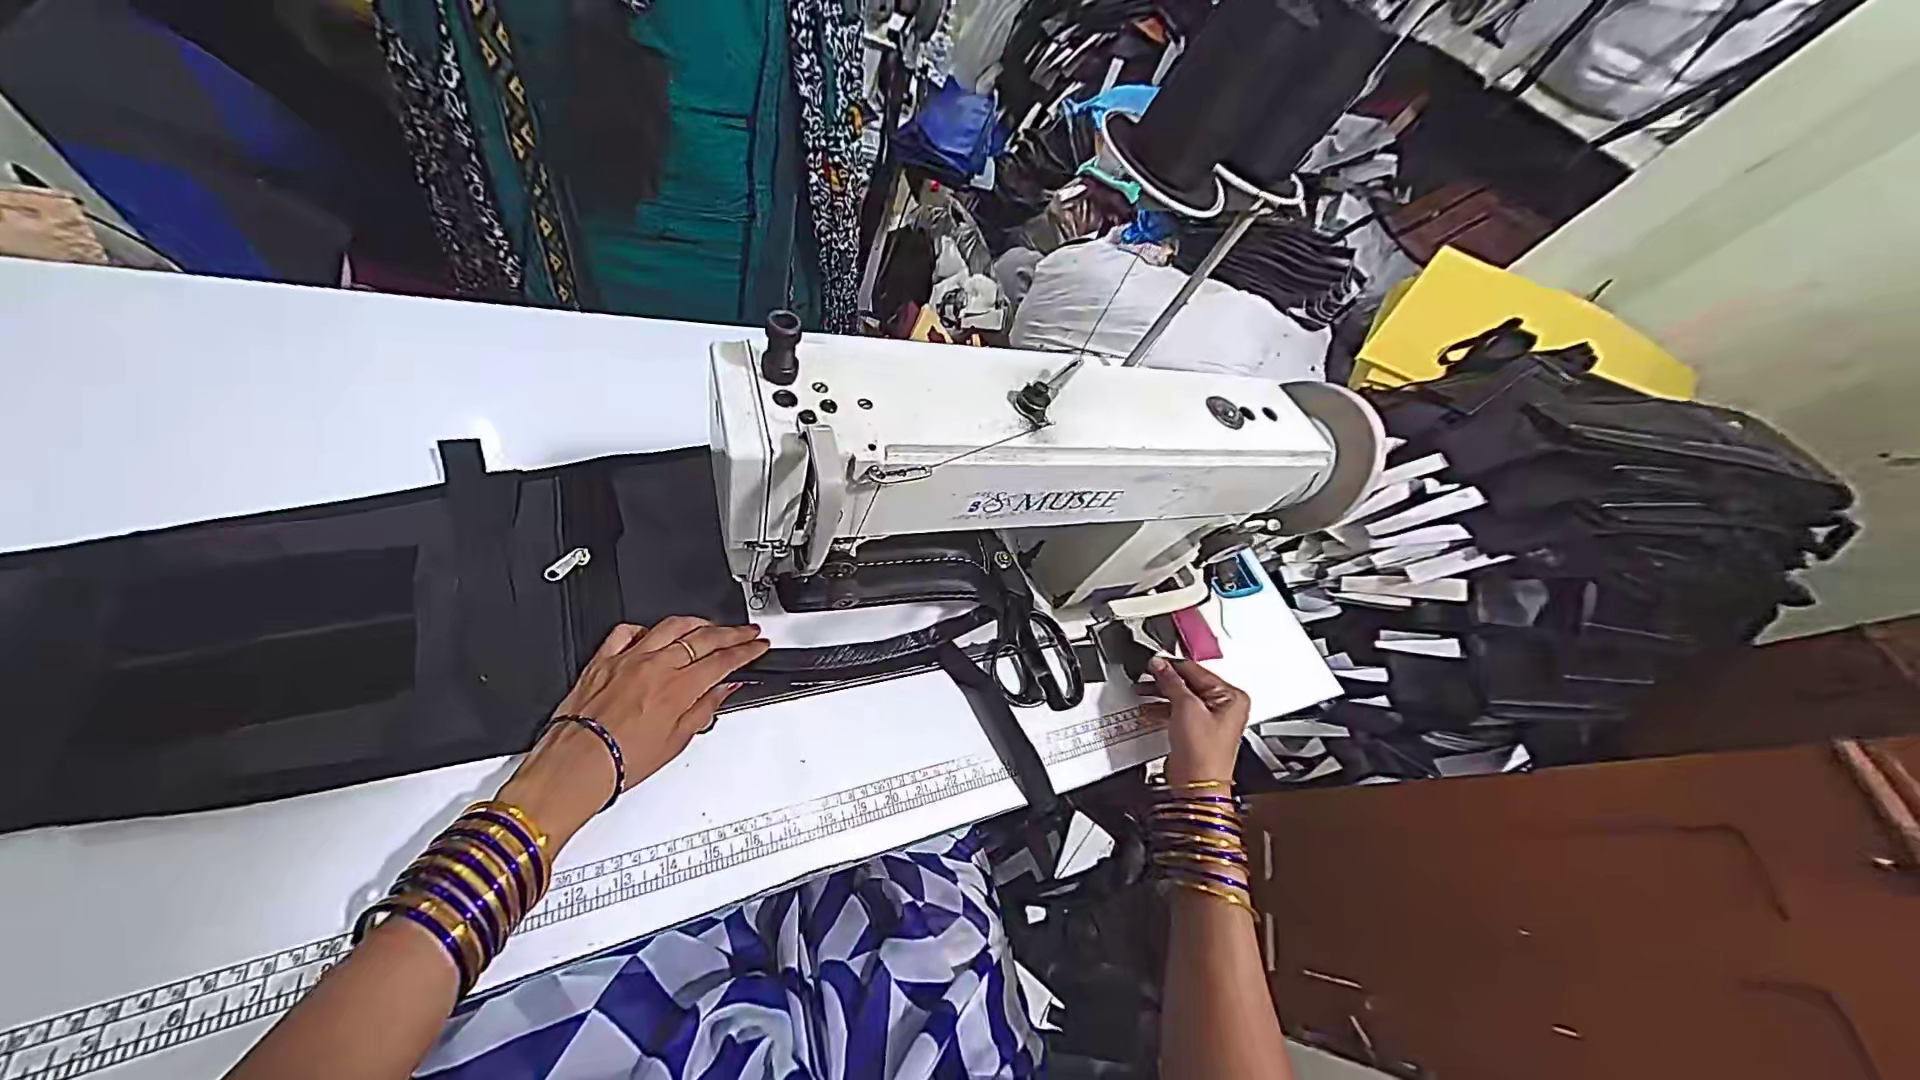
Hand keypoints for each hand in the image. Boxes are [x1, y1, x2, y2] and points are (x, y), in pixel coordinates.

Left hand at [499, 618, 769, 846]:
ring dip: (698, 622)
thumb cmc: (620, 760)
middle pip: (705, 637)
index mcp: (678, 688)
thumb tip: (724, 689)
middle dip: (734, 632)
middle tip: (747, 632)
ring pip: (672, 625)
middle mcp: (656, 667)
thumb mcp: (677, 740)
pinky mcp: (604, 659)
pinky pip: (627, 631)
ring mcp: (629, 659)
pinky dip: (647, 628)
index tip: (758, 645)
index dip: (747, 650)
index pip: (724, 659)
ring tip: (711, 625)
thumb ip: (705, 707)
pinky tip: (655, 632)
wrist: (575, 766)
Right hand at [1142, 656, 1249, 785]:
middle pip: (1189, 682)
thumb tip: (1160, 665)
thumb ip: (1171, 681)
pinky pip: (1177, 710)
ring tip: (1143, 688)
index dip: (1173, 666)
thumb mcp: (1186, 707)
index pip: (1197, 670)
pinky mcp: (1196, 729)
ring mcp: (1210, 718)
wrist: (1196, 784)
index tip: (1154, 663)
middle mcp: (1224, 706)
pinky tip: (1149, 706)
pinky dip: (1163, 706)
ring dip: (1161, 692)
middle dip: (1165, 679)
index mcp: (1232, 697)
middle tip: (1147, 674)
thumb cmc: (1204, 754)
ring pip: (1181, 696)